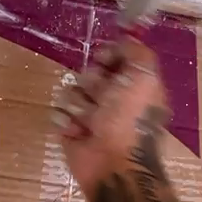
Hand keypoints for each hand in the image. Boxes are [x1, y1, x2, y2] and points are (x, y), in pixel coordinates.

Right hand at [53, 38, 168, 196]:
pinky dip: (65, 120)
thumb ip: (137, 54)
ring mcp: (91, 116)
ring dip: (77, 103)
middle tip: (100, 97)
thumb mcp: (144, 78)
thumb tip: (127, 38)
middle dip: (91, 82)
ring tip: (88, 120)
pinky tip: (77, 130)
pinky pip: (57, 112)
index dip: (108, 56)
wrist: (111, 163)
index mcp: (135, 88)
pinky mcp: (70, 130)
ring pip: (70, 92)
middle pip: (89, 73)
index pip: (116, 59)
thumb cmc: (130, 120)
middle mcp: (114, 100)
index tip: (104, 60)